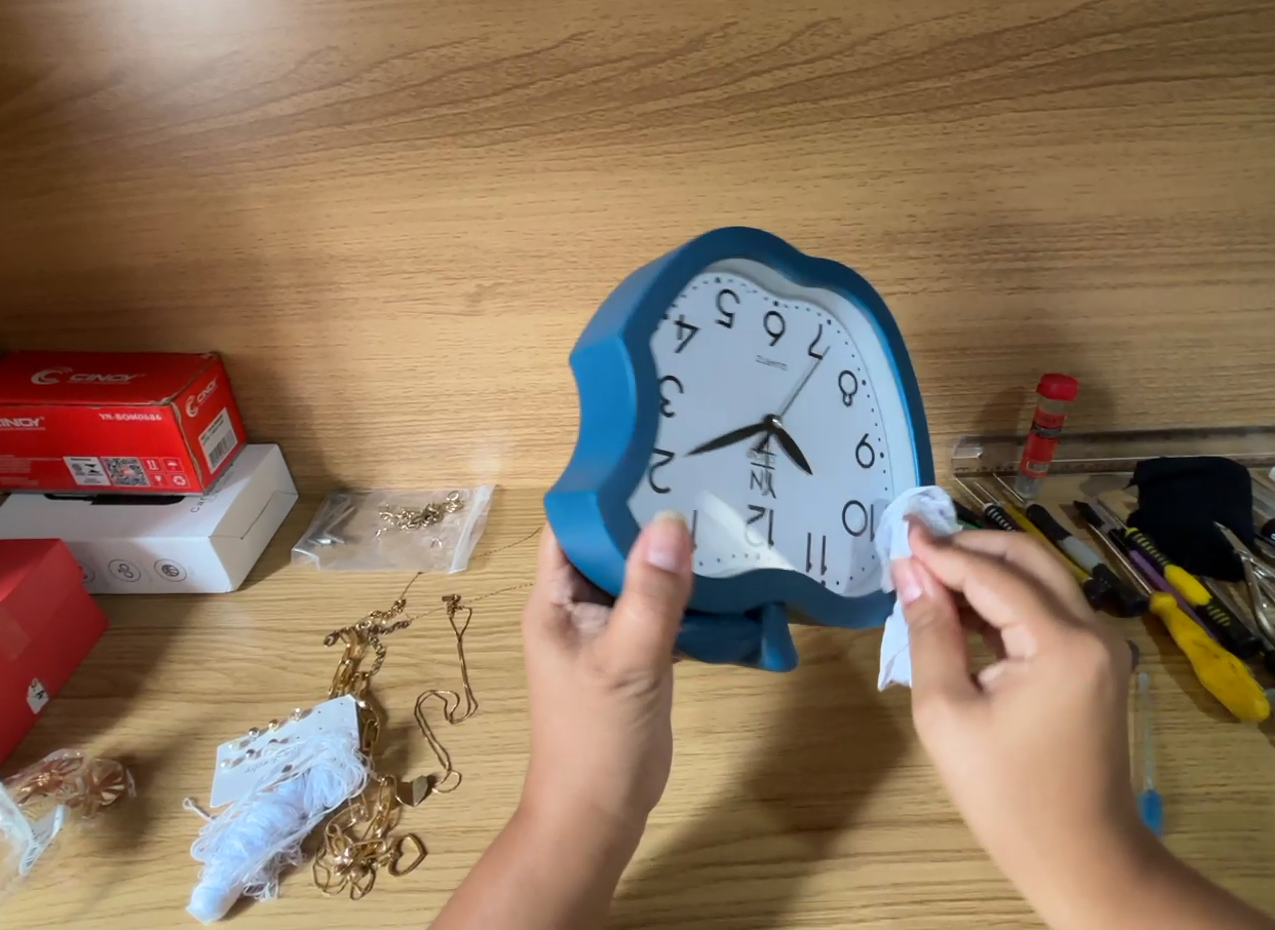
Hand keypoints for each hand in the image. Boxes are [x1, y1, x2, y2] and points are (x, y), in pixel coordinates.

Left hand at [431, 515, 693, 929]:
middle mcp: (575, 605)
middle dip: (646, 517)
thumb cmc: (599, 737)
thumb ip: (650, 593)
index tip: (654, 460)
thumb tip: (671, 518)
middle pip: (608, 544)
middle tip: (700, 480)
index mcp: (553, 598)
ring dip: (668, 555)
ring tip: (717, 516)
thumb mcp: (627, 659)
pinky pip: (656, 606)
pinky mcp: (633, 650)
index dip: (604, 492)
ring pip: (636, 575)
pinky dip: (682, 592)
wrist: (600, 815)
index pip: (572, 525)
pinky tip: (720, 575)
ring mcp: (605, 629)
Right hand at [893, 525, 1143, 903]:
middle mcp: (1092, 631)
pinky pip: (1046, 606)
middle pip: (1027, 558)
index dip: (942, 551)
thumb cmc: (1005, 792)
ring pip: (1039, 577)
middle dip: (970, 545)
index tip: (901, 531)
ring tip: (931, 575)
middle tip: (919, 548)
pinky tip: (962, 608)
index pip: (991, 575)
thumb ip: (928, 631)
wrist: (1082, 858)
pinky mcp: (1095, 661)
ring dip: (986, 568)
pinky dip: (1003, 596)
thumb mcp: (945, 711)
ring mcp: (1101, 646)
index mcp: (1060, 644)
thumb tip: (910, 571)